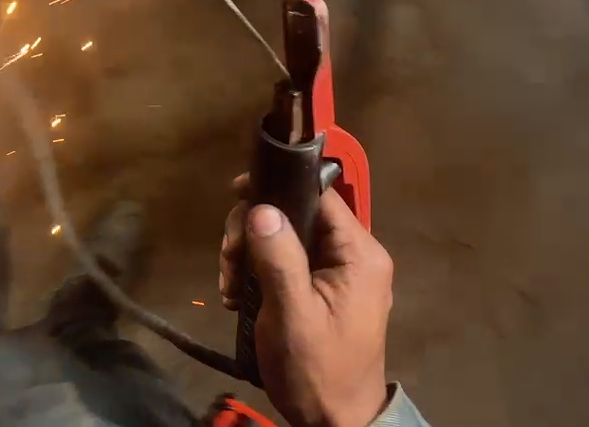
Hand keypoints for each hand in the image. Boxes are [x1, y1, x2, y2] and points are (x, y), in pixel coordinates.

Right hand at [220, 176, 393, 426]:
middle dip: (254, 228)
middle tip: (230, 258)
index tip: (237, 193)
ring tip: (230, 282)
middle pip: (294, 211)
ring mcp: (336, 271)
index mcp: (358, 255)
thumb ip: (279, 258)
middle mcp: (352, 255)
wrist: (331, 425)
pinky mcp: (319, 287)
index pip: (319, 194)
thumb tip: (260, 207)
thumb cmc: (317, 369)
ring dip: (248, 250)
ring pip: (282, 232)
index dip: (278, 186)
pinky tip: (238, 290)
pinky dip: (255, 267)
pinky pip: (282, 256)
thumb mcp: (293, 314)